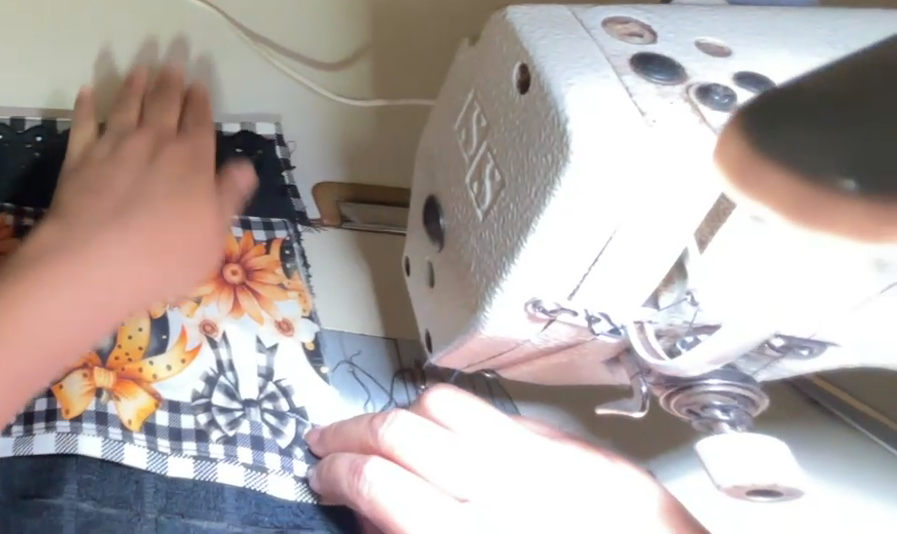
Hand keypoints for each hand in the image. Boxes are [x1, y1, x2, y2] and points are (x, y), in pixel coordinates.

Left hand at [24, 66, 257, 319]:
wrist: (95, 259)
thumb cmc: (163, 257)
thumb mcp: (212, 234)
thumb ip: (227, 195)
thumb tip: (245, 165)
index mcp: (191, 159)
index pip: (198, 121)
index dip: (199, 100)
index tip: (198, 81)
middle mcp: (153, 142)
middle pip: (163, 103)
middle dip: (170, 80)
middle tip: (172, 58)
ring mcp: (113, 144)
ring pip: (126, 105)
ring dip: (134, 85)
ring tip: (140, 67)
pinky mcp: (80, 155)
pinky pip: (84, 122)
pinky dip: (86, 105)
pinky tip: (87, 91)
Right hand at [308, 385, 709, 533]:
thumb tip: (368, 510)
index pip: (380, 483)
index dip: (337, 474)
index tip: (321, 478)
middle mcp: (520, 497)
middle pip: (401, 431)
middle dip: (349, 433)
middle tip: (328, 446)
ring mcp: (562, 468)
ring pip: (445, 404)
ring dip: (401, 416)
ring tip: (386, 436)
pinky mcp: (595, 458)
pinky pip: (504, 418)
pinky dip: (467, 427)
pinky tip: (460, 447)